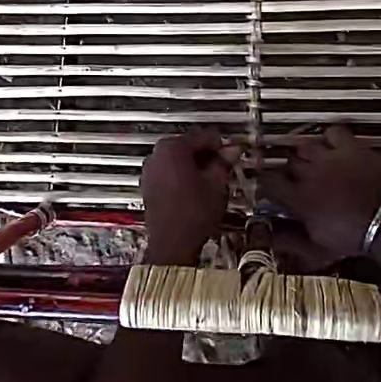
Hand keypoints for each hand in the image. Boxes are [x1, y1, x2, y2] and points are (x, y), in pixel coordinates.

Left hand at [139, 129, 234, 264]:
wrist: (173, 245)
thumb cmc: (192, 214)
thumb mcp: (217, 183)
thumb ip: (224, 162)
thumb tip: (231, 151)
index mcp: (172, 148)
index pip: (202, 136)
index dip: (220, 143)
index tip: (231, 151)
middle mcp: (156, 156)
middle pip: (187, 146)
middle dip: (207, 154)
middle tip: (225, 163)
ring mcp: (150, 172)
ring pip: (177, 160)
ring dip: (195, 165)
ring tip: (213, 177)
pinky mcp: (149, 188)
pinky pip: (169, 173)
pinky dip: (183, 176)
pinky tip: (198, 188)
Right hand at [258, 122, 380, 257]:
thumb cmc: (354, 238)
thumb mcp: (317, 248)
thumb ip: (291, 239)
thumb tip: (273, 235)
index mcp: (299, 198)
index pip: (269, 182)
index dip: (268, 184)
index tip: (273, 188)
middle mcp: (311, 174)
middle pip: (289, 162)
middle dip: (291, 171)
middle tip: (299, 181)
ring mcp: (330, 158)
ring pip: (306, 145)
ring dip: (307, 154)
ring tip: (315, 164)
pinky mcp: (350, 148)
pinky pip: (332, 131)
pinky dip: (329, 137)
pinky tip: (333, 146)